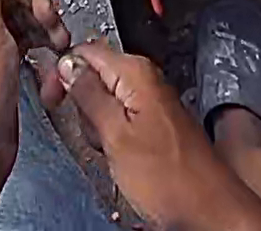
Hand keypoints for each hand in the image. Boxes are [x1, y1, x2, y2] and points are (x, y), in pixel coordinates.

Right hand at [53, 44, 260, 230]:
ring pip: (105, 98)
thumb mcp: (114, 135)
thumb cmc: (169, 177)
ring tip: (111, 150)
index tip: (51, 96)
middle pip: (94, 74)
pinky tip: (121, 154)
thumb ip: (87, 95)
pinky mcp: (153, 117)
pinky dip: (113, 134)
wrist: (209, 208)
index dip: (63, 72)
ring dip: (98, 124)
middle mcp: (143, 76)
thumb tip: (67, 64)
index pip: (84, 51)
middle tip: (92, 134)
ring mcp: (150, 96)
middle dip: (83, 104)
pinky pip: (120, 115)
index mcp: (133, 71)